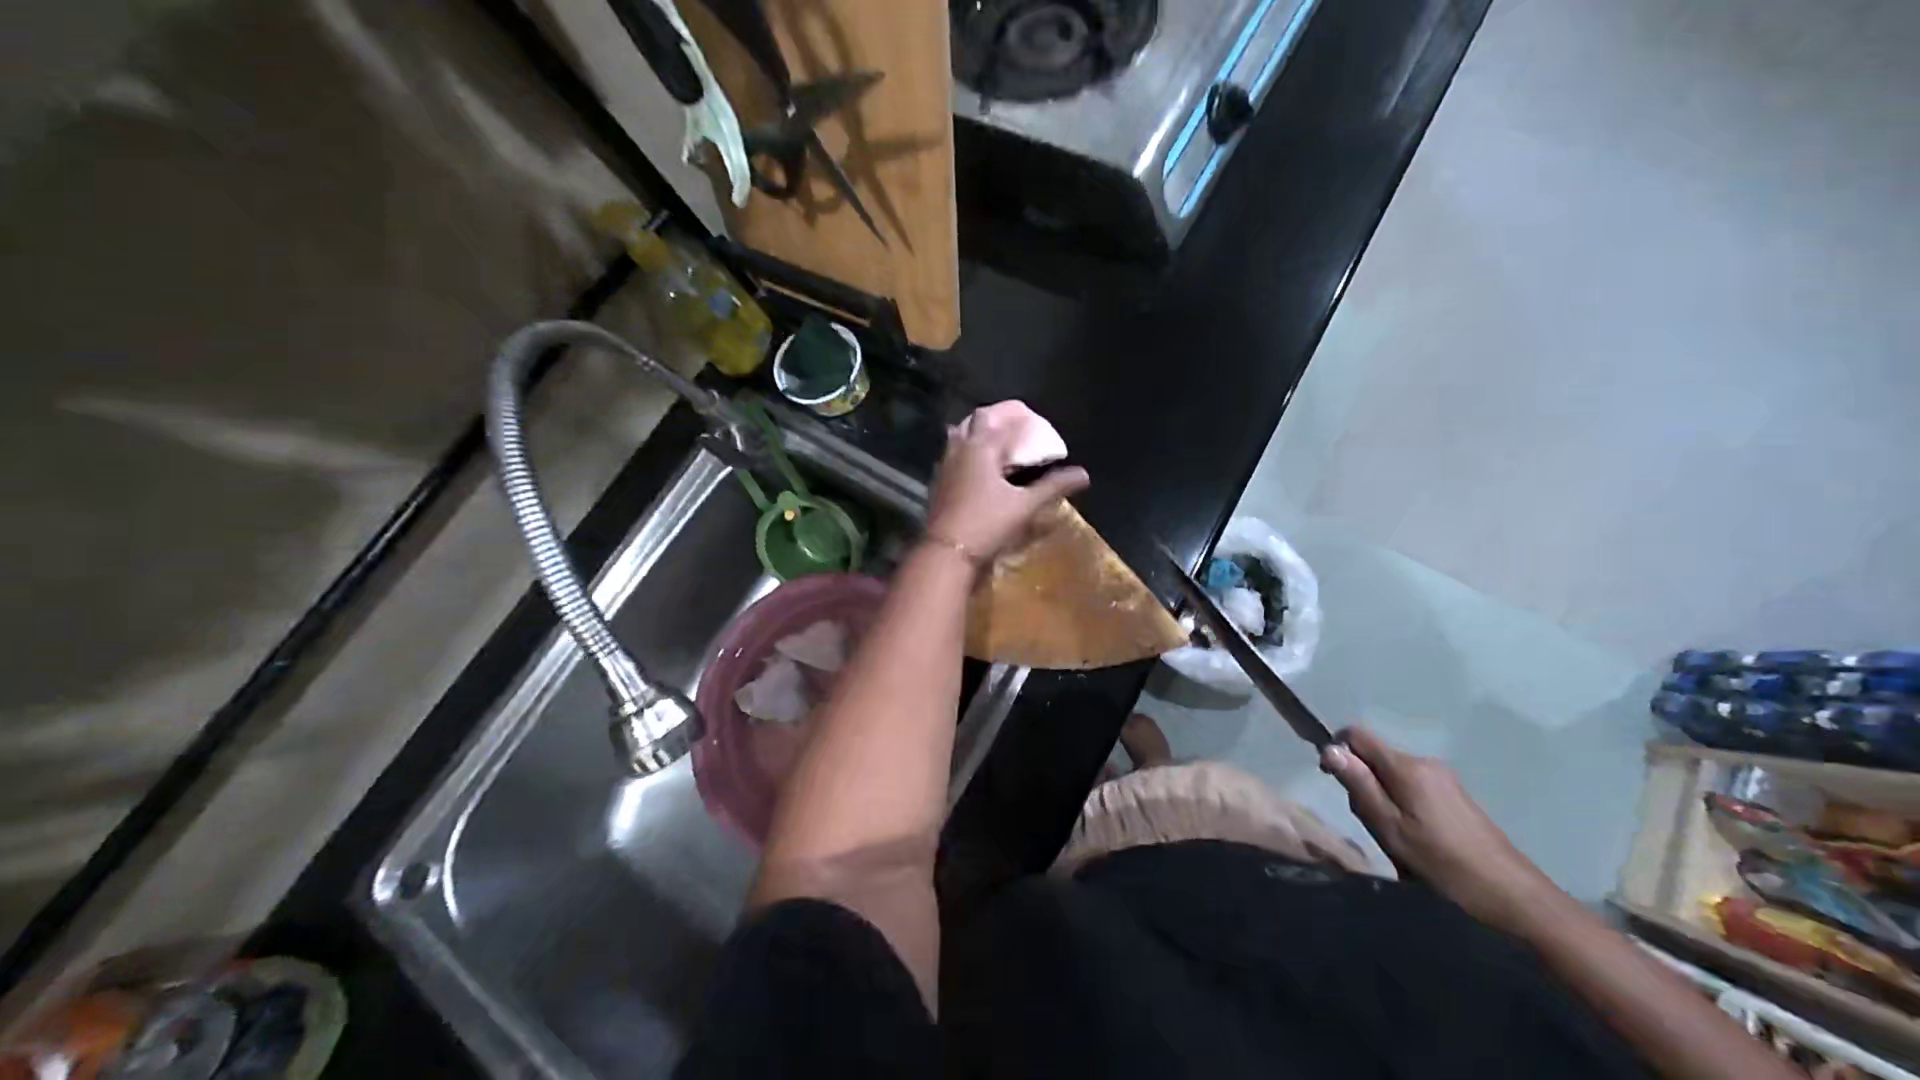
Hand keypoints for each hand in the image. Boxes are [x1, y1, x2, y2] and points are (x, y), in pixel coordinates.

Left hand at [925, 402, 1089, 560]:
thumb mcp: (1025, 505)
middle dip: (996, 419)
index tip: (1033, 419)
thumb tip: (1083, 474)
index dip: (1016, 414)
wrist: (947, 551)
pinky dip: (968, 452)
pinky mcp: (938, 482)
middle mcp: (960, 449)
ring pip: (960, 435)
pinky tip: (980, 468)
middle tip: (1015, 428)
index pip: (998, 416)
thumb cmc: (988, 523)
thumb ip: (1053, 486)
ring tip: (998, 444)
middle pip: (976, 420)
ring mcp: (945, 465)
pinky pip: (953, 455)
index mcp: (981, 447)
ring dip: (979, 433)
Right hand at [1322, 727, 1562, 932]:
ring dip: (1381, 797)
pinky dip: (1401, 804)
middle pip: (1374, 756)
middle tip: (1371, 822)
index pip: (1356, 735)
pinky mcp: (1454, 796)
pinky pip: (1412, 786)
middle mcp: (1425, 763)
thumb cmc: (1443, 864)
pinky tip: (1414, 837)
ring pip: (1392, 773)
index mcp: (1407, 767)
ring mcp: (1443, 779)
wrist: (1513, 896)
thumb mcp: (1390, 828)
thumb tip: (1330, 748)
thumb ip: (1359, 786)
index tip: (1334, 782)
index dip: (1337, 751)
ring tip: (1394, 836)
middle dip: (1361, 781)